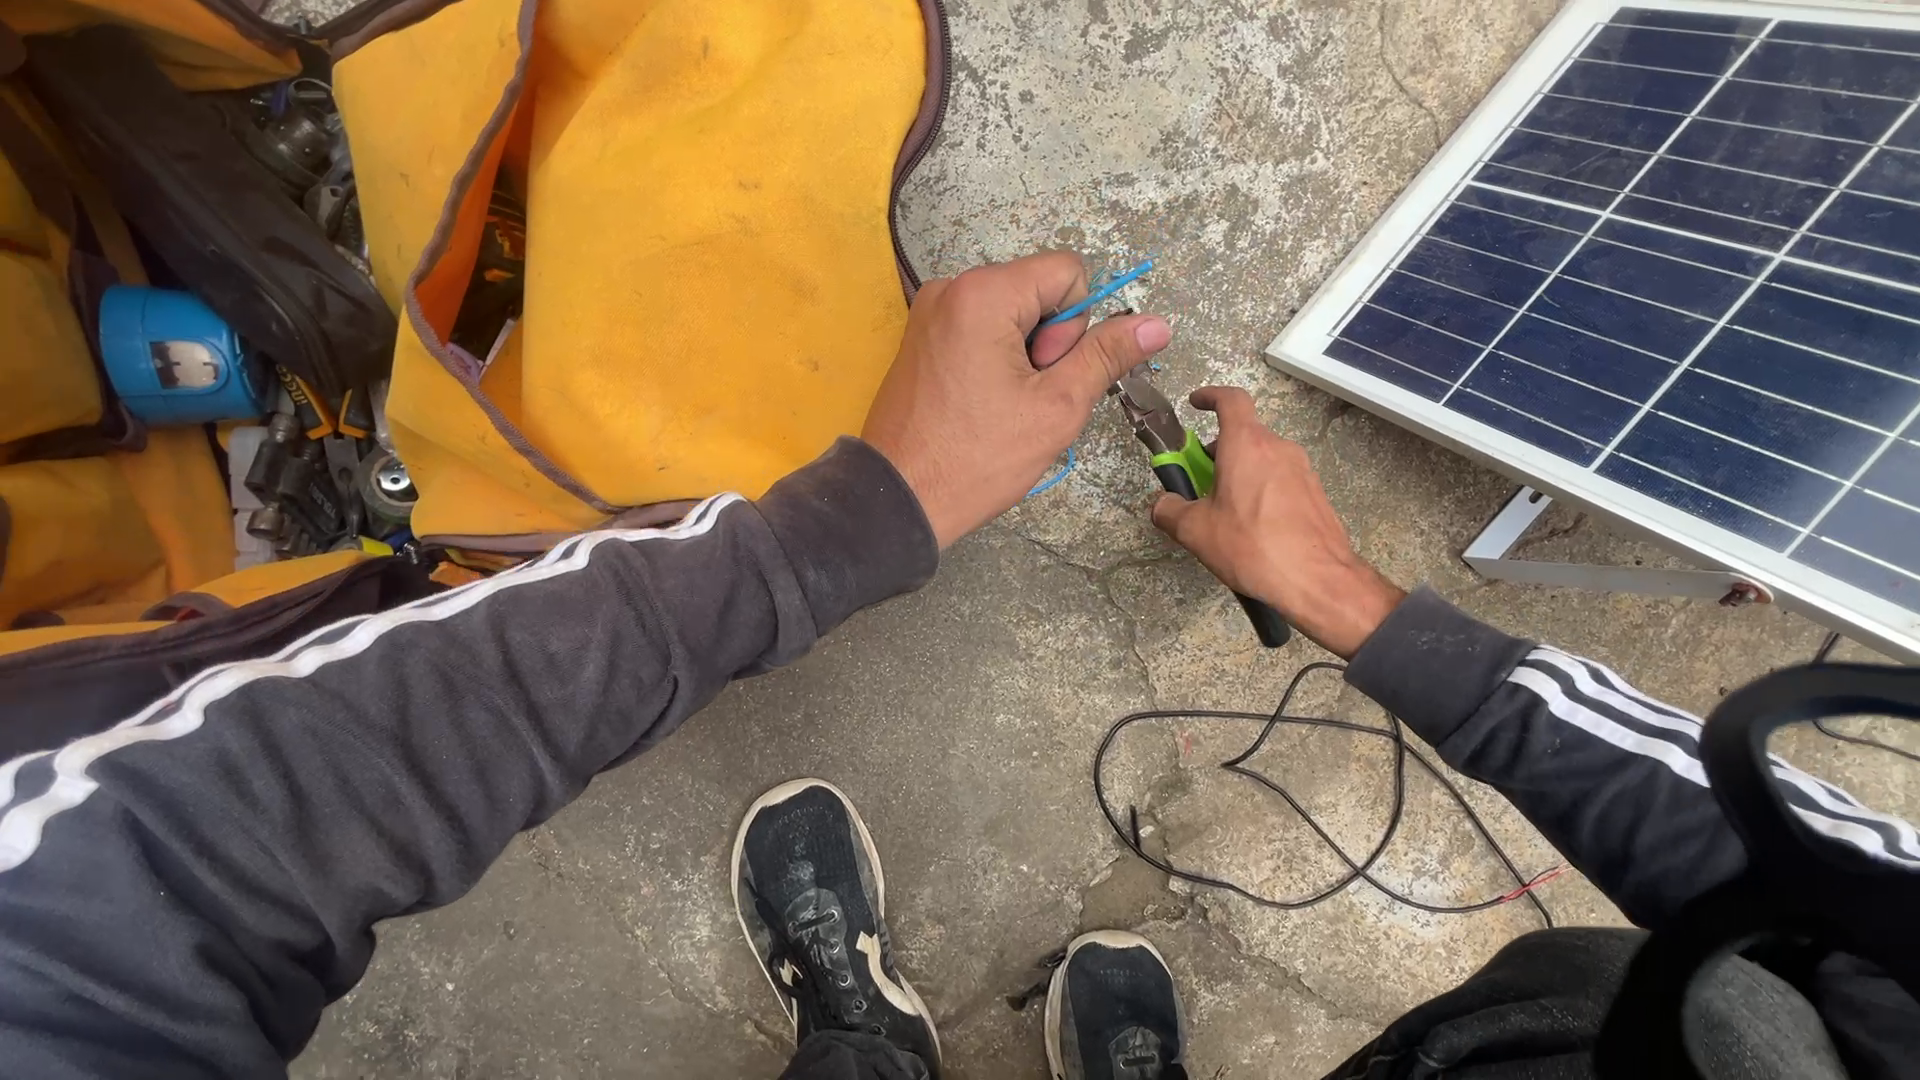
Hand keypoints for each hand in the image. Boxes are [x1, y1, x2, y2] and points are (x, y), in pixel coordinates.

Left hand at [862, 251, 1172, 548]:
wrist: (899, 500)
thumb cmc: (976, 459)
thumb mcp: (1056, 407)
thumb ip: (1107, 356)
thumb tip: (1156, 324)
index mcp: (983, 292)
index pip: (1068, 272)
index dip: (1074, 326)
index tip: (1045, 373)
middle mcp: (950, 288)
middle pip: (1036, 292)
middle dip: (1047, 342)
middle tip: (1022, 398)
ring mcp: (929, 313)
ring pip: (1011, 316)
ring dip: (1022, 357)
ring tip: (1001, 406)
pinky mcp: (920, 338)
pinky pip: (980, 332)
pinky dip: (994, 362)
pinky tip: (982, 404)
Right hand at [1148, 387, 1405, 658]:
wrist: (1318, 580)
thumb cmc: (1252, 547)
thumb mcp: (1195, 531)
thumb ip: (1169, 510)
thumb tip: (1161, 504)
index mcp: (1246, 446)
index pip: (1231, 400)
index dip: (1210, 396)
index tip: (1196, 403)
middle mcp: (1278, 449)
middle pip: (1243, 435)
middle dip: (1216, 452)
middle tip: (1198, 482)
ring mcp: (1301, 471)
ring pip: (1261, 459)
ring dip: (1238, 474)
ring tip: (1223, 512)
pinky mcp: (1314, 494)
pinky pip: (1279, 481)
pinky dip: (1259, 491)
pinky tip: (1251, 529)